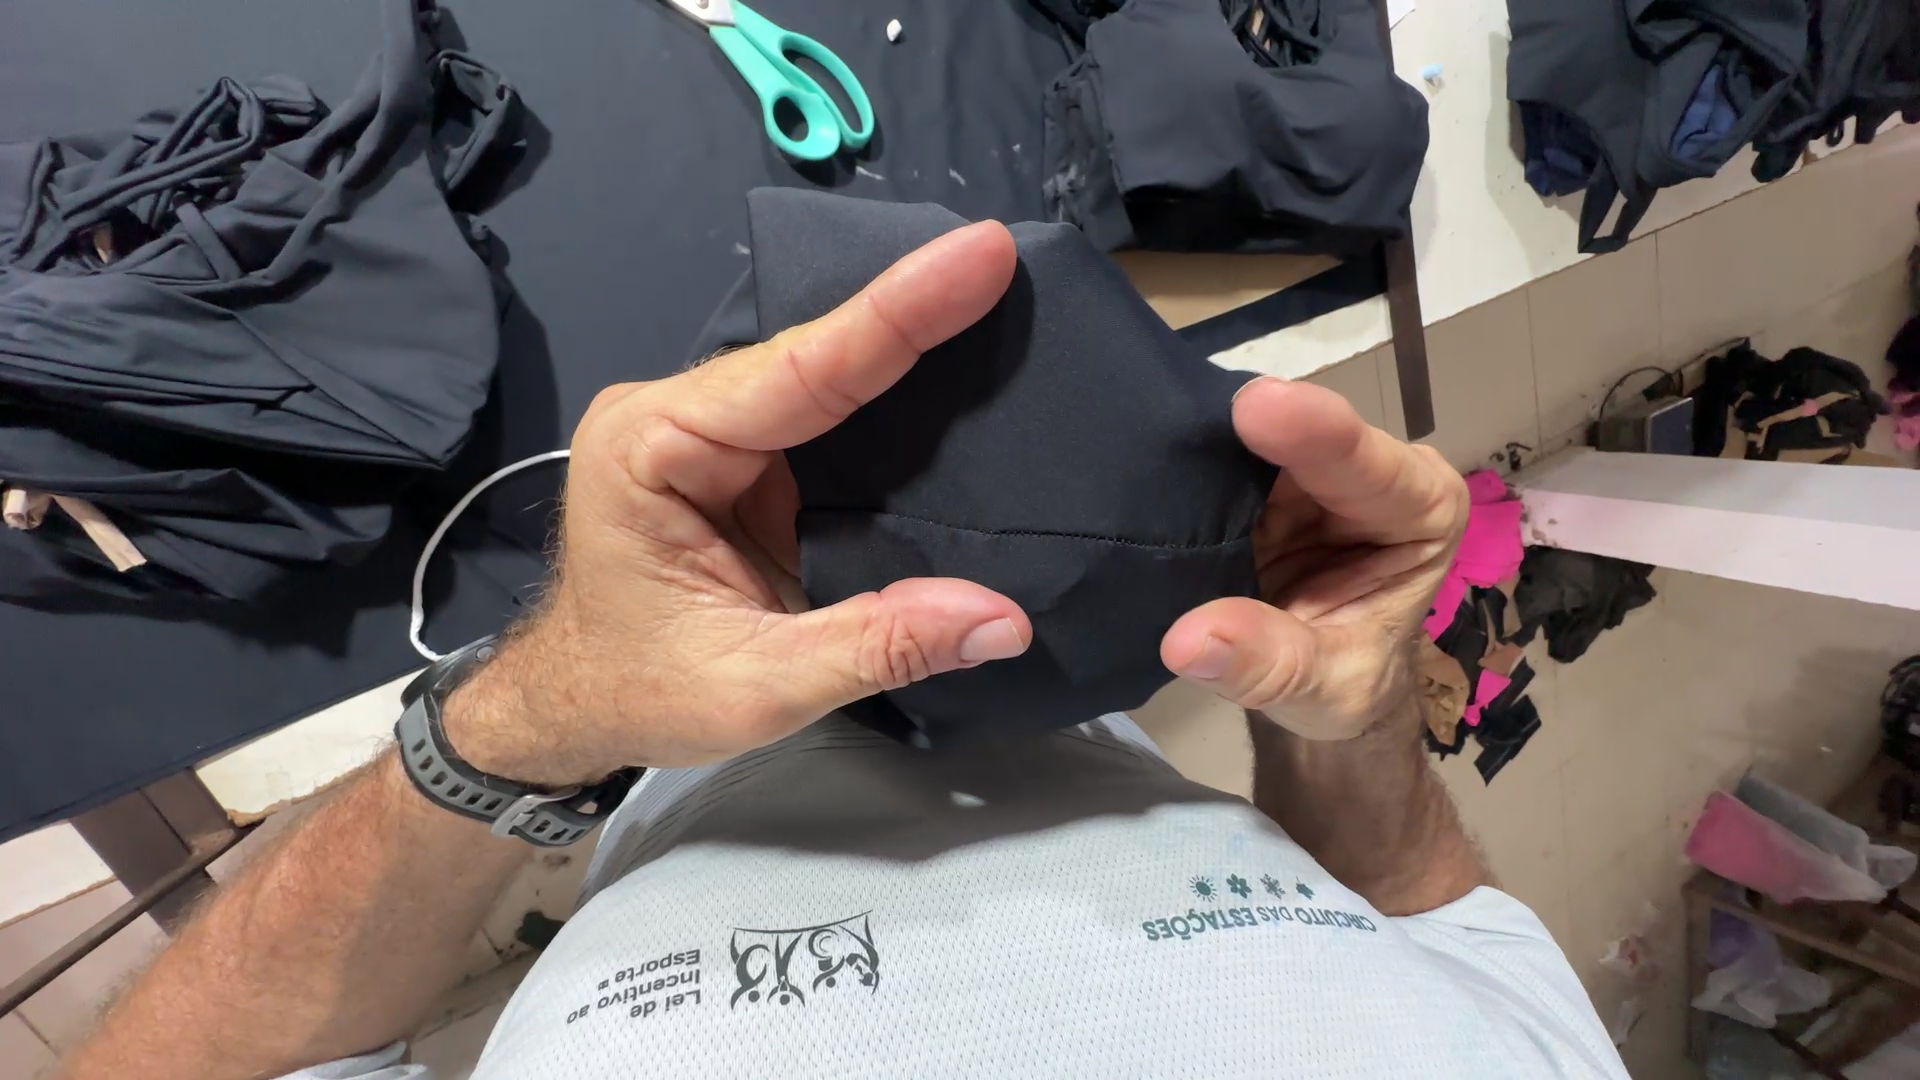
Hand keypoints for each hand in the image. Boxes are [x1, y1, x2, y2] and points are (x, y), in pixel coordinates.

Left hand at [445, 223, 1033, 784]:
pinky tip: (948, 373)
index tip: (981, 254)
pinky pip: (827, 414)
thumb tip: (1006, 621)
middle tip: (999, 263)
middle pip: (814, 353)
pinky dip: (890, 394)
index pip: (800, 371)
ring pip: (823, 373)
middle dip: (909, 309)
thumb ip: (881, 646)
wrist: (583, 702)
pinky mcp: (745, 461)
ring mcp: (712, 434)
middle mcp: (680, 417)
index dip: (899, 312)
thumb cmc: (642, 692)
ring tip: (990, 297)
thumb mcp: (761, 685)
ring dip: (905, 340)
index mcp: (657, 448)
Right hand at [1160, 378, 1467, 740]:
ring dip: (1190, 442)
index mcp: (1417, 510)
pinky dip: (1172, 466)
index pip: (1365, 463)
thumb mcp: (1322, 690)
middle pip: (1293, 431)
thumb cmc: (1345, 686)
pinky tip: (1136, 459)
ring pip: (1239, 436)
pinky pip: (1205, 460)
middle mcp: (1361, 474)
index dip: (1312, 433)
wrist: (1308, 691)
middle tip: (1160, 424)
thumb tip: (1185, 641)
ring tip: (1136, 443)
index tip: (1255, 407)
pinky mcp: (1247, 485)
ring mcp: (1296, 474)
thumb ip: (1267, 665)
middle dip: (1230, 427)